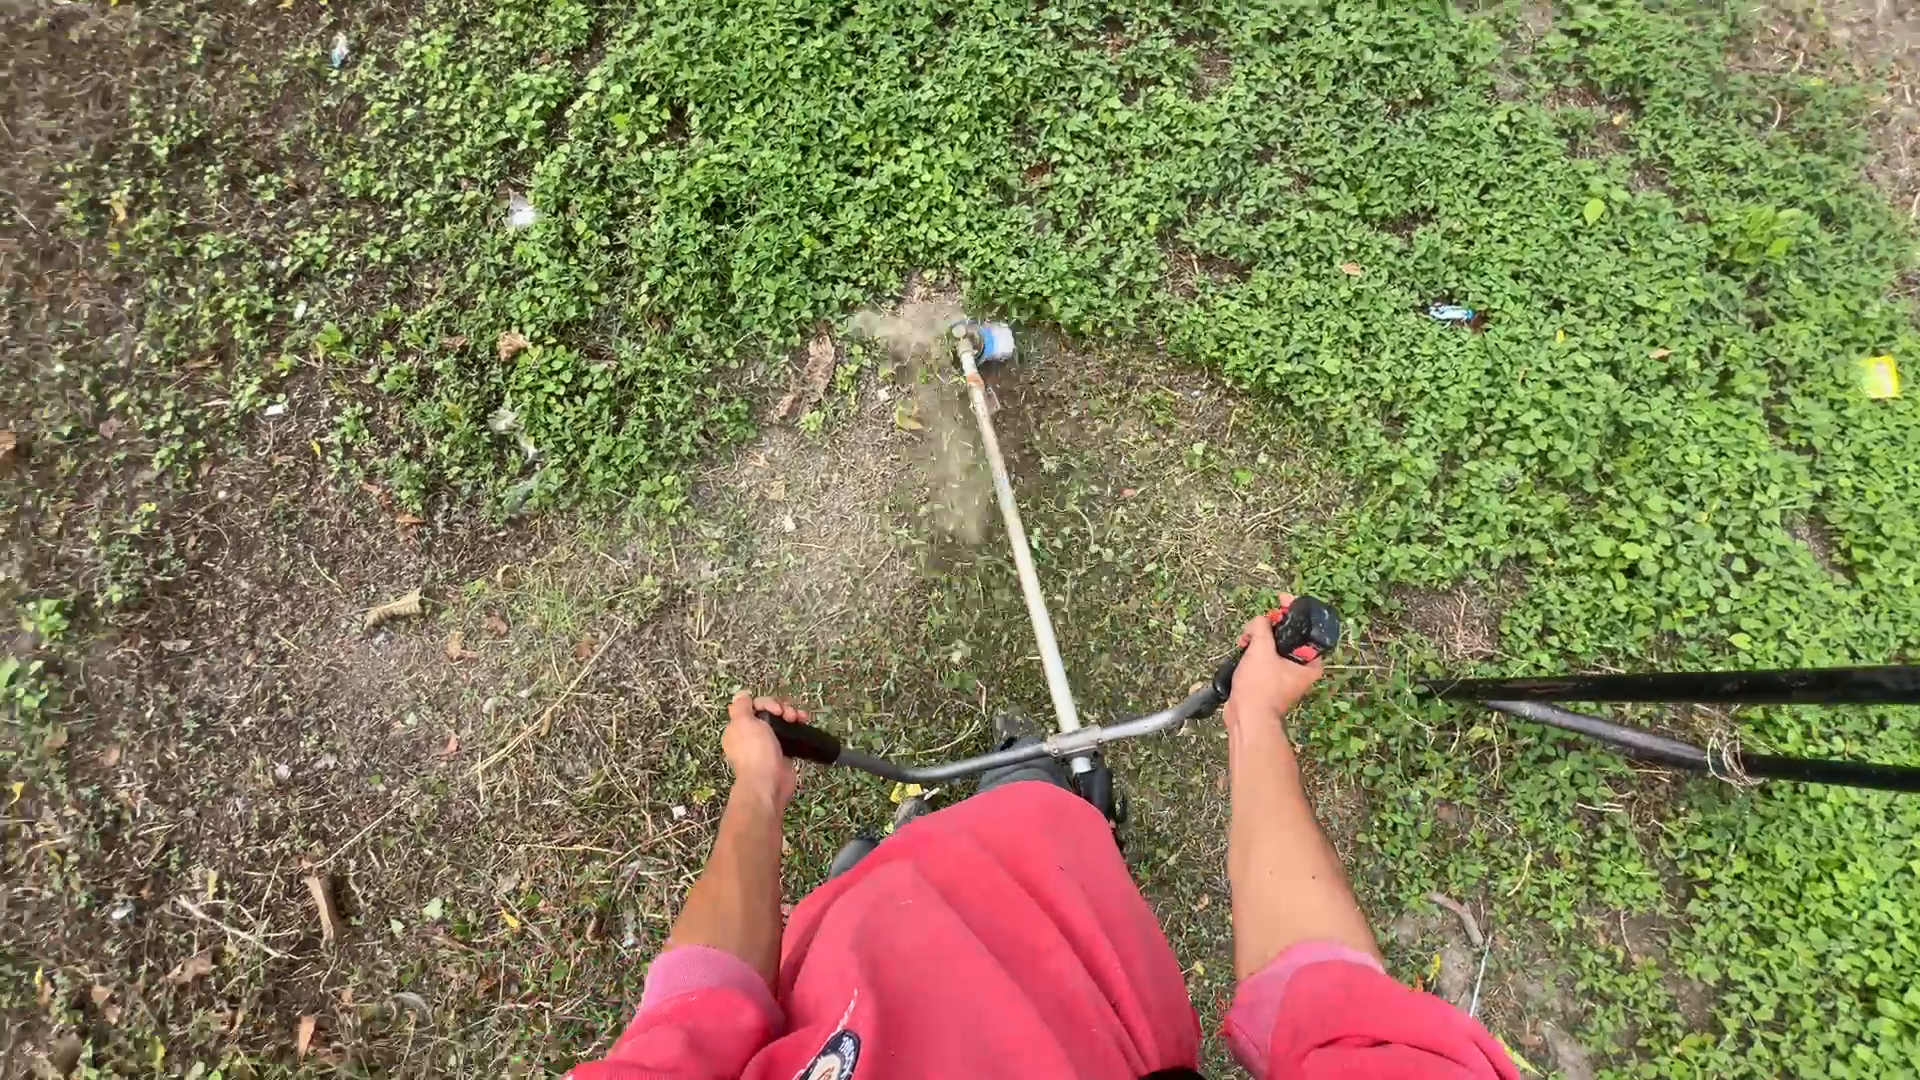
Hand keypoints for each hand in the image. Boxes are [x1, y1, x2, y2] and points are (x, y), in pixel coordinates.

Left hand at [724, 692, 803, 808]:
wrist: (768, 781)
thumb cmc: (755, 751)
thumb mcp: (743, 723)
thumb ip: (741, 706)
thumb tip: (741, 694)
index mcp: (738, 728)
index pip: (754, 705)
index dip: (767, 703)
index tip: (776, 710)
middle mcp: (751, 734)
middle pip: (768, 711)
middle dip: (782, 708)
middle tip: (790, 715)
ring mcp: (768, 743)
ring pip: (781, 720)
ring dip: (792, 714)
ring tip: (801, 719)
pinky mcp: (783, 751)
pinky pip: (790, 732)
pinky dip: (797, 726)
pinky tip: (804, 723)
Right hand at [1223, 596, 1323, 733]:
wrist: (1247, 716)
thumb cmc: (1260, 686)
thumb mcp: (1261, 651)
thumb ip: (1262, 628)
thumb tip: (1260, 621)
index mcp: (1310, 663)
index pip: (1307, 628)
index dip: (1294, 611)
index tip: (1281, 600)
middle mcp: (1301, 668)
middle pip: (1287, 635)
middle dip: (1268, 627)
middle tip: (1256, 625)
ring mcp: (1285, 674)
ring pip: (1273, 645)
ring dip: (1258, 638)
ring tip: (1244, 641)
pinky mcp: (1270, 679)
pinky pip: (1264, 657)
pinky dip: (1253, 651)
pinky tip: (1242, 649)